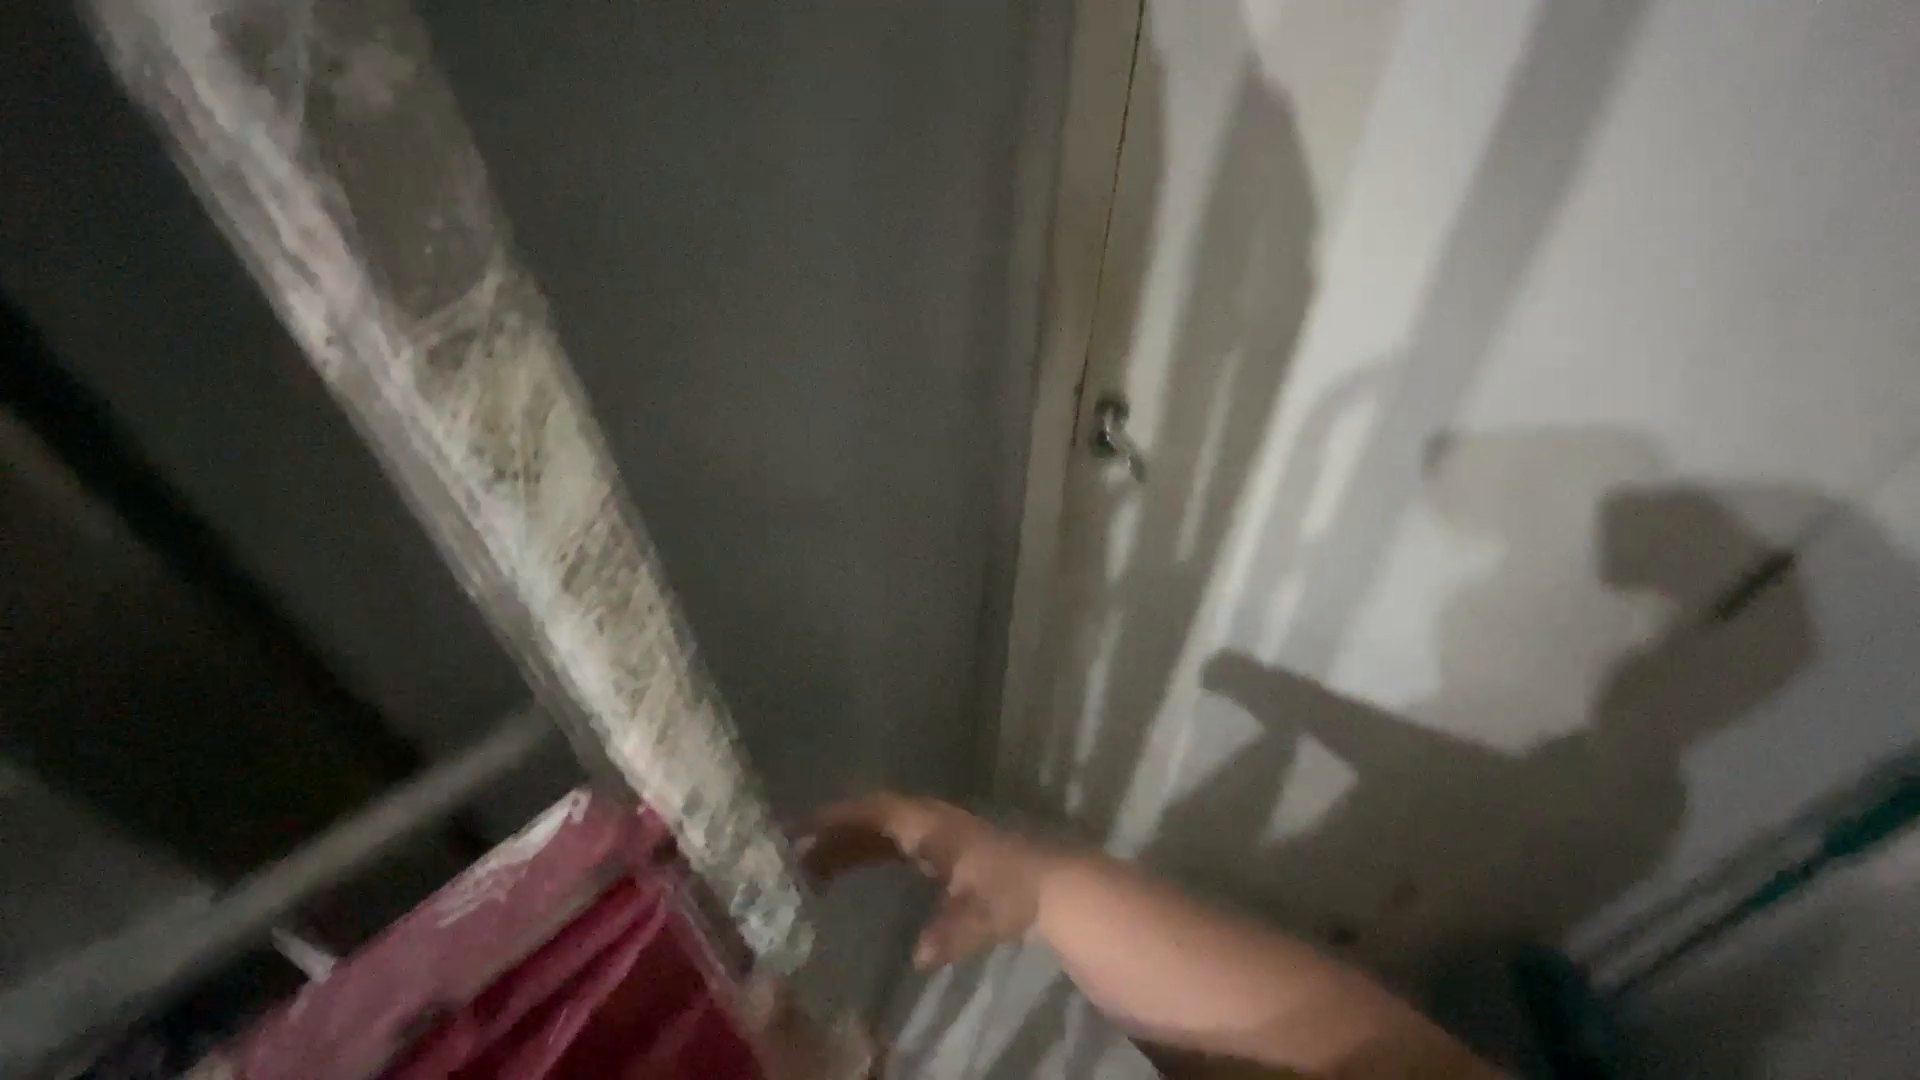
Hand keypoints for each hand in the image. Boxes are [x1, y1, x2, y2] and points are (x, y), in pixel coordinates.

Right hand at [800, 794, 1052, 968]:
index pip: (875, 811)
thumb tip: (919, 955)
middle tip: (792, 854)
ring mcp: (933, 832)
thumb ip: (949, 933)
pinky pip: (890, 842)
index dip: (837, 816)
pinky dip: (864, 852)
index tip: (799, 827)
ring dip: (845, 844)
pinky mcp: (939, 848)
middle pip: (870, 818)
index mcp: (929, 826)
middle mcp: (926, 820)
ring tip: (809, 869)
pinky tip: (847, 872)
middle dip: (832, 832)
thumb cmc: (1010, 892)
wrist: (1051, 885)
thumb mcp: (979, 915)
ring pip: (878, 830)